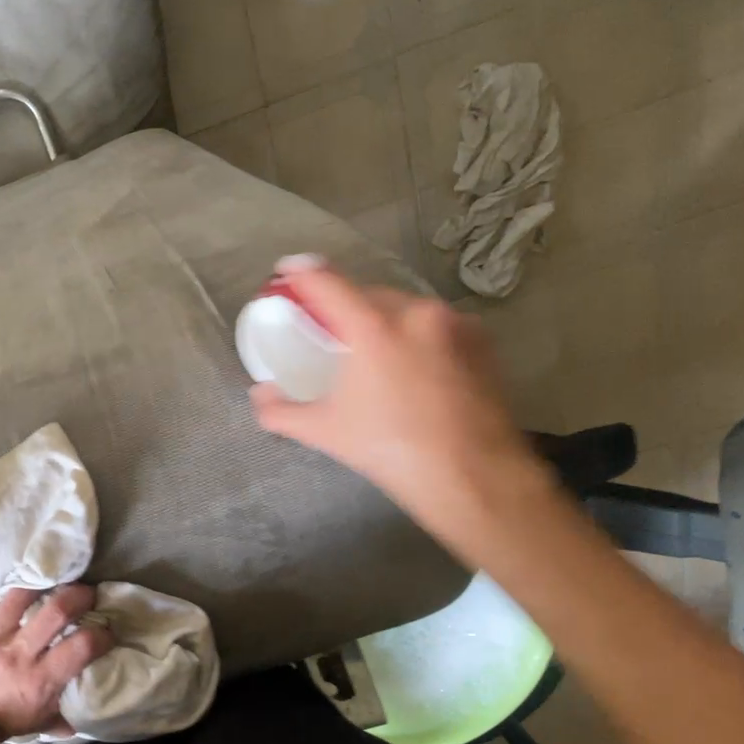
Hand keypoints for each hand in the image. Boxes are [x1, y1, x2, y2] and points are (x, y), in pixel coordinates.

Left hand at [0, 585, 112, 737]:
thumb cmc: (4, 720)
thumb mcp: (42, 720)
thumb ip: (66, 710)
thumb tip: (88, 707)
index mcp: (41, 679)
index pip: (82, 646)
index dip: (102, 634)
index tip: (106, 630)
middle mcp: (18, 654)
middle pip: (56, 610)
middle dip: (78, 595)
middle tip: (86, 593)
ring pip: (20, 595)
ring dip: (40, 585)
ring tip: (48, 583)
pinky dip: (4, 605)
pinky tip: (10, 606)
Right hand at [248, 255, 542, 519]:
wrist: (471, 473)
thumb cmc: (389, 448)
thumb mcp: (323, 431)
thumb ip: (280, 411)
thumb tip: (261, 396)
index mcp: (373, 327)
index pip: (328, 282)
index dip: (302, 272)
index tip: (287, 270)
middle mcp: (417, 313)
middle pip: (370, 294)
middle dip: (346, 305)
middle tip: (330, 327)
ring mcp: (455, 324)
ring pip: (407, 309)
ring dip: (385, 320)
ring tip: (373, 349)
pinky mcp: (482, 341)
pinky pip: (438, 326)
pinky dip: (418, 336)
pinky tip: (412, 366)